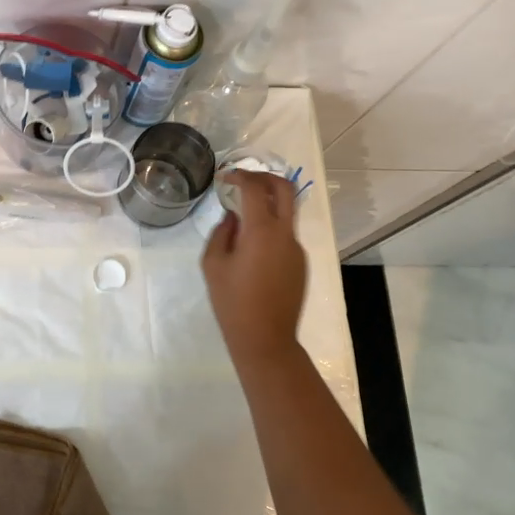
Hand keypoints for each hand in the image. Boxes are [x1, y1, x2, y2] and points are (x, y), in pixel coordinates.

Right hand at [202, 170, 307, 356]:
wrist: (265, 339)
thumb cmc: (232, 303)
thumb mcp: (213, 265)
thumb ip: (221, 232)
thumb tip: (233, 217)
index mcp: (262, 231)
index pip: (255, 188)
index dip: (240, 176)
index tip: (226, 178)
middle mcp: (285, 234)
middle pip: (285, 189)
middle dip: (265, 177)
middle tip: (244, 181)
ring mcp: (297, 249)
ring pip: (286, 213)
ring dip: (267, 206)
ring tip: (241, 222)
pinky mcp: (301, 263)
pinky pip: (285, 236)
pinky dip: (270, 230)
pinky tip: (252, 251)